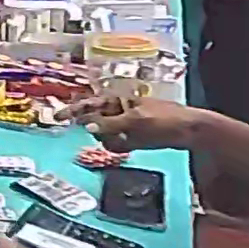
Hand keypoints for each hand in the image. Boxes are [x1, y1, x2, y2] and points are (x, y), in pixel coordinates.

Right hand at [58, 96, 202, 152]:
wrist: (191, 132)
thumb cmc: (164, 120)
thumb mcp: (135, 121)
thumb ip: (109, 124)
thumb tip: (86, 128)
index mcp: (117, 101)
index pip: (88, 105)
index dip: (72, 110)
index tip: (57, 118)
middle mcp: (116, 112)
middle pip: (94, 123)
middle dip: (99, 131)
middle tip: (112, 136)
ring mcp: (122, 126)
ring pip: (103, 136)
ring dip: (112, 140)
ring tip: (129, 141)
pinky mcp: (129, 138)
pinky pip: (114, 144)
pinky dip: (120, 147)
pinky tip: (133, 146)